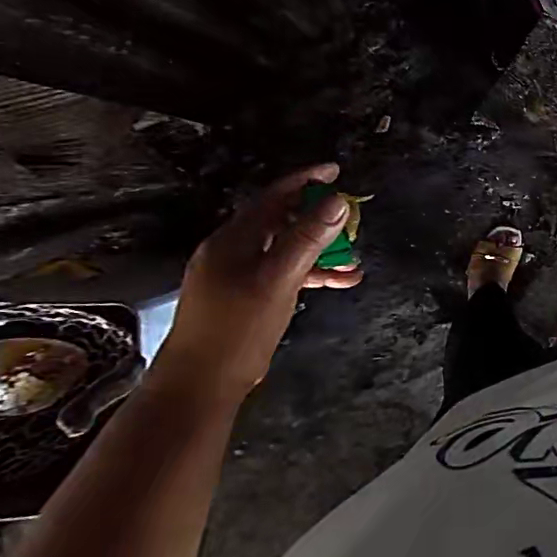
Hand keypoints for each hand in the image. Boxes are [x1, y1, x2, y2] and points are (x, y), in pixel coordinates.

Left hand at [151, 163, 364, 401]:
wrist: (201, 384)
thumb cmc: (237, 328)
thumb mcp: (279, 278)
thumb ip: (308, 238)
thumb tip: (337, 201)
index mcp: (233, 240)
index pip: (273, 198)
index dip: (306, 181)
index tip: (336, 171)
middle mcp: (234, 251)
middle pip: (283, 222)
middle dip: (321, 221)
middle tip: (353, 226)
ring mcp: (239, 274)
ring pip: (288, 249)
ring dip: (323, 252)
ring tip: (354, 263)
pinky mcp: (248, 295)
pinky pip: (286, 272)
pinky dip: (313, 273)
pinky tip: (340, 282)